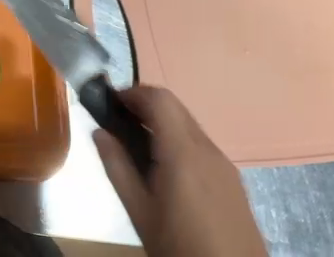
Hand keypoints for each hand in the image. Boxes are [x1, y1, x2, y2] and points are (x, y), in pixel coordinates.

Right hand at [93, 85, 268, 256]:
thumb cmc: (180, 249)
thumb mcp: (139, 212)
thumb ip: (117, 167)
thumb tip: (99, 132)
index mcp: (183, 153)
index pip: (159, 98)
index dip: (132, 93)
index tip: (109, 103)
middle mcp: (208, 150)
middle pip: (175, 107)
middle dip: (145, 105)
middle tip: (118, 123)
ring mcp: (225, 165)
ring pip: (189, 125)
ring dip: (162, 123)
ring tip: (139, 148)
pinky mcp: (234, 181)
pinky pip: (202, 145)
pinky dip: (179, 141)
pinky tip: (167, 171)